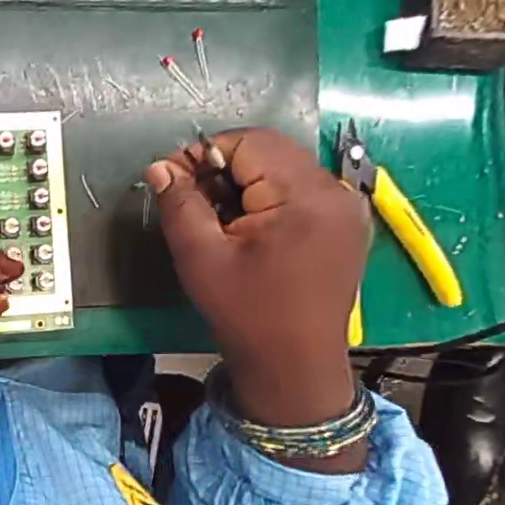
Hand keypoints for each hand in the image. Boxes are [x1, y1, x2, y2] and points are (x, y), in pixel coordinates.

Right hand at [145, 128, 369, 434]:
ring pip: (283, 170)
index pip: (250, 141)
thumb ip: (179, 203)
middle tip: (188, 200)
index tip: (172, 180)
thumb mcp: (199, 255)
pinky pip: (298, 192)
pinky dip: (265, 199)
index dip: (205, 152)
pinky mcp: (344, 225)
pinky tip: (244, 230)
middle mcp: (334, 191)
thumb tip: (159, 167)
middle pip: (269, 152)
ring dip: (242, 184)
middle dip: (222, 168)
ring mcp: (345, 208)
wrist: (292, 363)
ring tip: (214, 219)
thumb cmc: (243, 311)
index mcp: (302, 195)